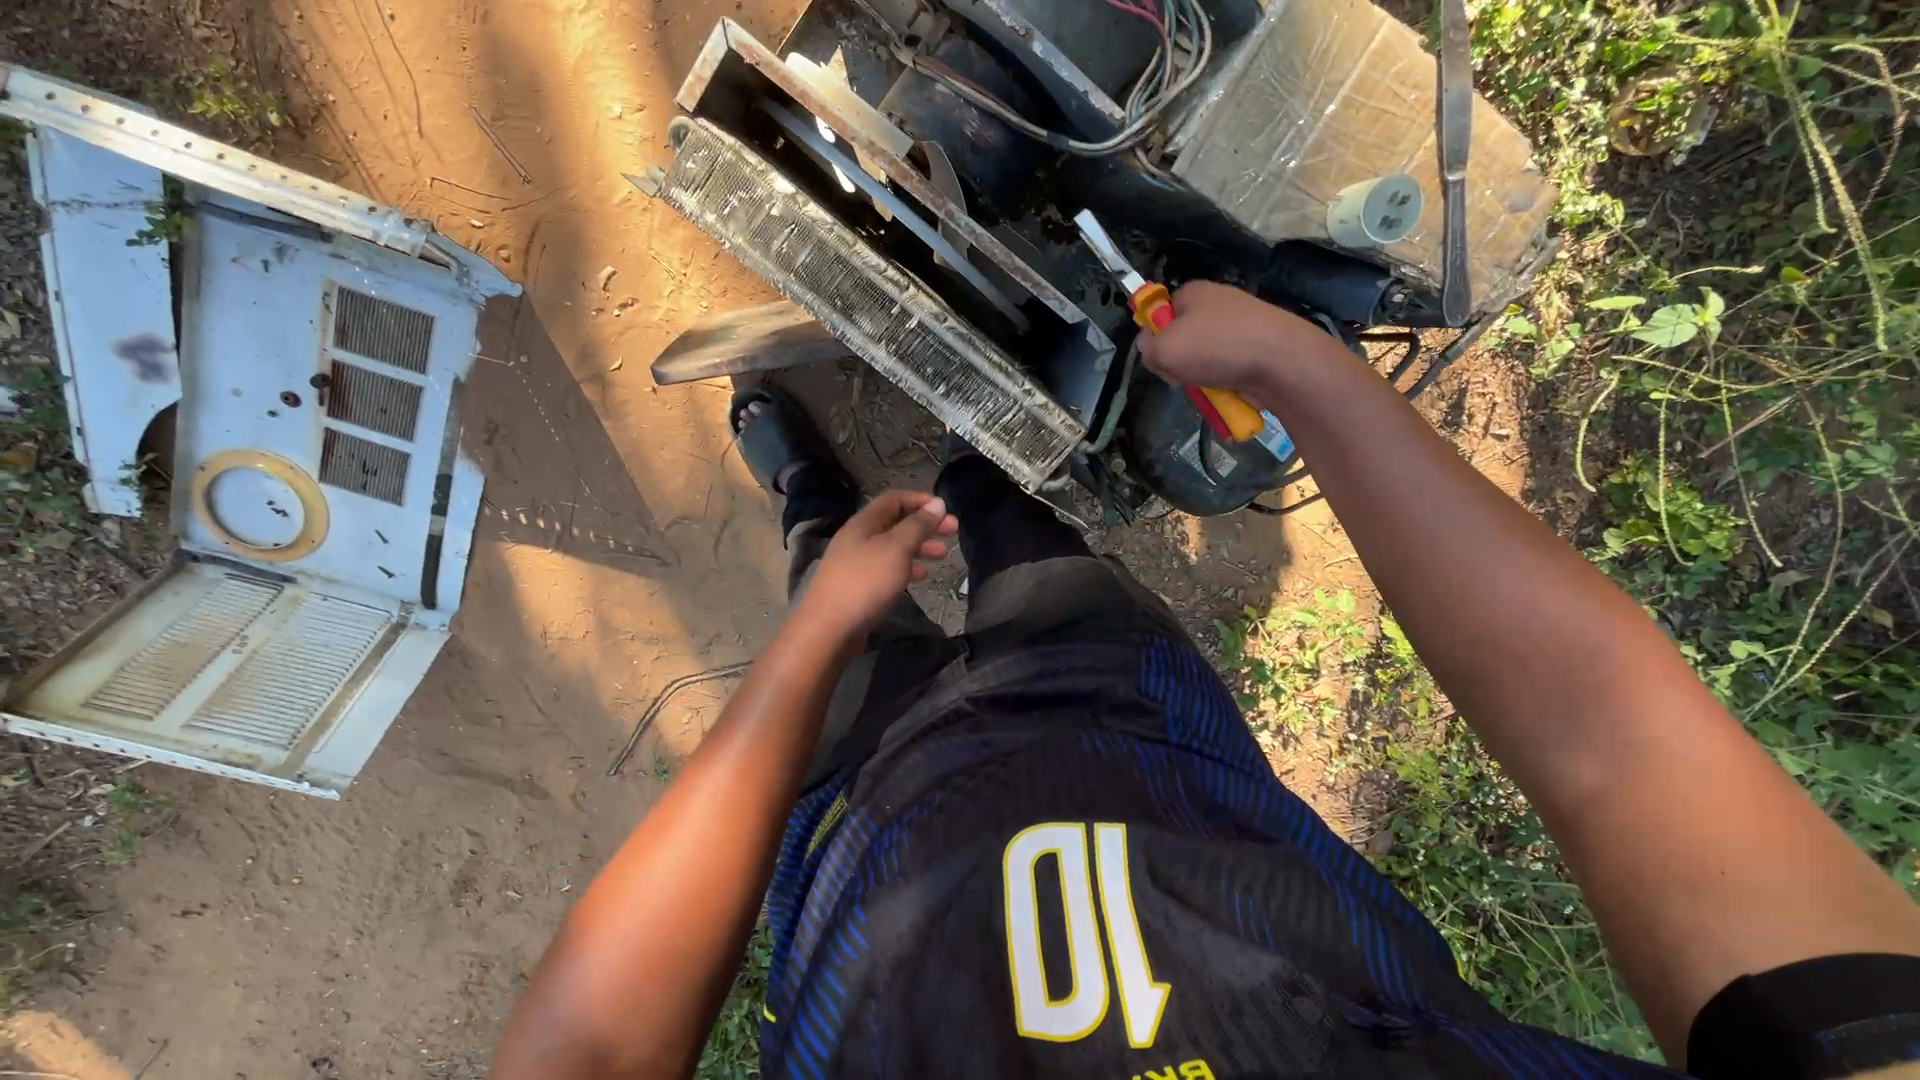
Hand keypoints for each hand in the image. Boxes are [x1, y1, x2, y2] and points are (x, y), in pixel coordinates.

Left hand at [798, 491, 958, 639]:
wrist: (829, 627)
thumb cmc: (866, 582)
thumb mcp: (897, 548)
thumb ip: (918, 525)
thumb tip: (937, 504)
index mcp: (864, 523)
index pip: (894, 499)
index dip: (921, 500)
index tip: (945, 509)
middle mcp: (858, 538)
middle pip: (895, 523)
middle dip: (925, 525)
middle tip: (953, 531)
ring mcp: (856, 562)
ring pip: (893, 547)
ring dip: (919, 547)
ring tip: (942, 555)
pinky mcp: (858, 585)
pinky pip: (886, 568)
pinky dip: (906, 567)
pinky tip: (921, 576)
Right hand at [1135, 282, 1332, 398]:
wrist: (1280, 360)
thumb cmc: (1215, 346)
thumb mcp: (1164, 349)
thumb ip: (1147, 348)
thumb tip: (1148, 346)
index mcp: (1193, 293)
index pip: (1160, 310)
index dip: (1154, 334)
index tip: (1157, 355)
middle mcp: (1216, 304)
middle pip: (1181, 337)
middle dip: (1177, 361)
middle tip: (1182, 374)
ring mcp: (1239, 326)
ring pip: (1203, 357)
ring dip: (1198, 376)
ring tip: (1207, 386)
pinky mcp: (1255, 348)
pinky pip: (1226, 367)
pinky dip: (1222, 382)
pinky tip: (1225, 391)